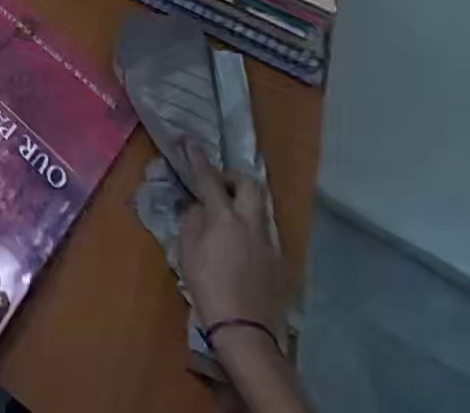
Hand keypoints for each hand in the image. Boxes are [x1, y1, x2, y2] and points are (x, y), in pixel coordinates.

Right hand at [178, 139, 284, 335]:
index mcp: (225, 218)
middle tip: (217, 183)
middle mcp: (253, 224)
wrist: (245, 328)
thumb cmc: (207, 285)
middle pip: (251, 184)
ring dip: (244, 201)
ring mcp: (272, 242)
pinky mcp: (281, 260)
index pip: (209, 179)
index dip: (197, 157)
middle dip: (233, 176)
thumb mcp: (187, 248)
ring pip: (262, 207)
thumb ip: (192, 219)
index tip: (189, 140)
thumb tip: (197, 205)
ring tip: (227, 214)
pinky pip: (266, 230)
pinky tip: (239, 243)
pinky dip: (250, 225)